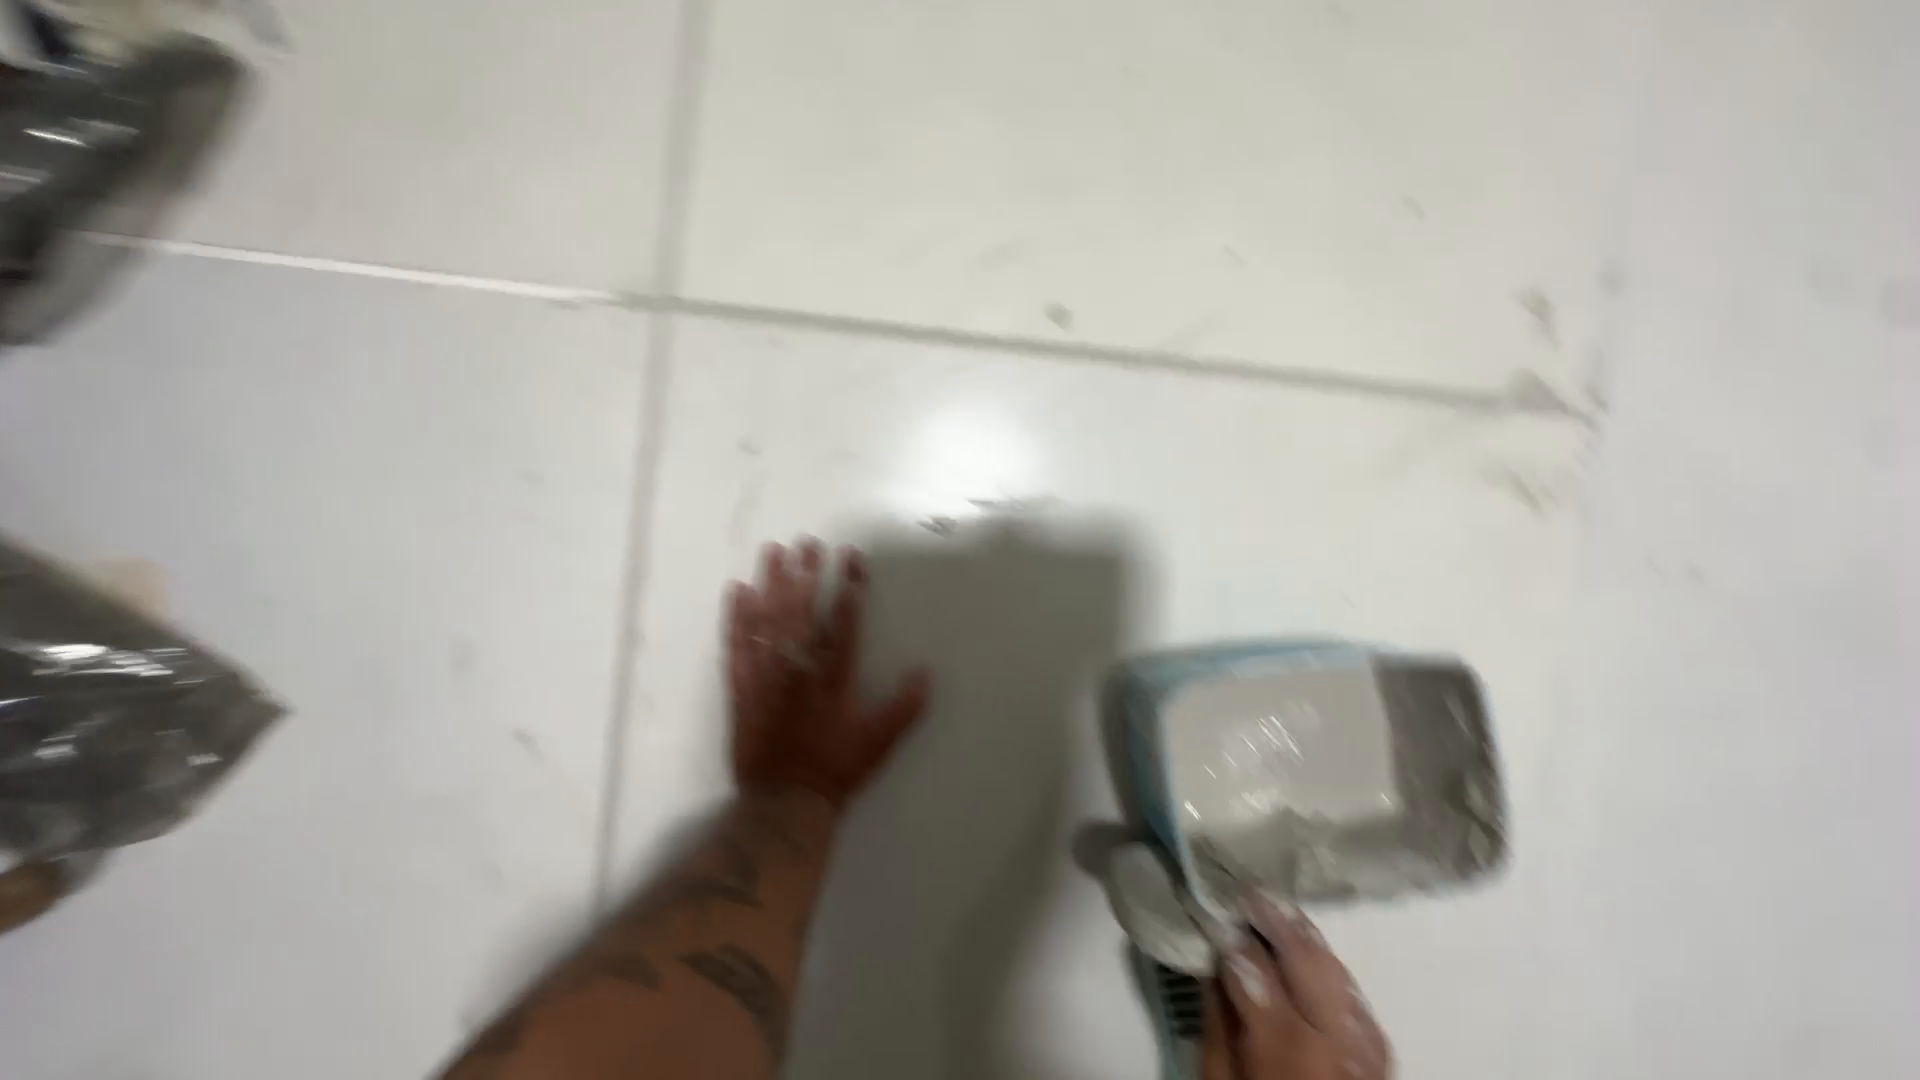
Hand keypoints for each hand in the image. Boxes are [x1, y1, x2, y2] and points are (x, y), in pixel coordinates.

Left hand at [727, 538, 932, 809]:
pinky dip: (735, 620)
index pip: (843, 624)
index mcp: (833, 680)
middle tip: (808, 543)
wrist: (784, 803)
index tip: (851, 558)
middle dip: (805, 576)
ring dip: (771, 585)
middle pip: (800, 615)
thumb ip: (904, 708)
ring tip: (774, 552)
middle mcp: (797, 672)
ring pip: (766, 624)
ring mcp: (765, 679)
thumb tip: (925, 673)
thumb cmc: (835, 770)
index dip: (848, 588)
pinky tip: (737, 592)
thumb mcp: (879, 743)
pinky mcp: (740, 690)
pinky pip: (736, 649)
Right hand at [1201, 895, 1391, 1079]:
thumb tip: (1214, 960)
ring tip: (1272, 906)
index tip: (1210, 912)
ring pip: (1336, 970)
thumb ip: (1218, 1021)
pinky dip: (1327, 963)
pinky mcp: (1380, 1053)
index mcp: (1287, 1053)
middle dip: (1276, 918)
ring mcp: (1368, 1048)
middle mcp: (1336, 1045)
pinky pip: (1353, 992)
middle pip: (1308, 962)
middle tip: (1245, 888)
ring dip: (1304, 934)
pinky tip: (1306, 947)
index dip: (1231, 937)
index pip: (1255, 972)